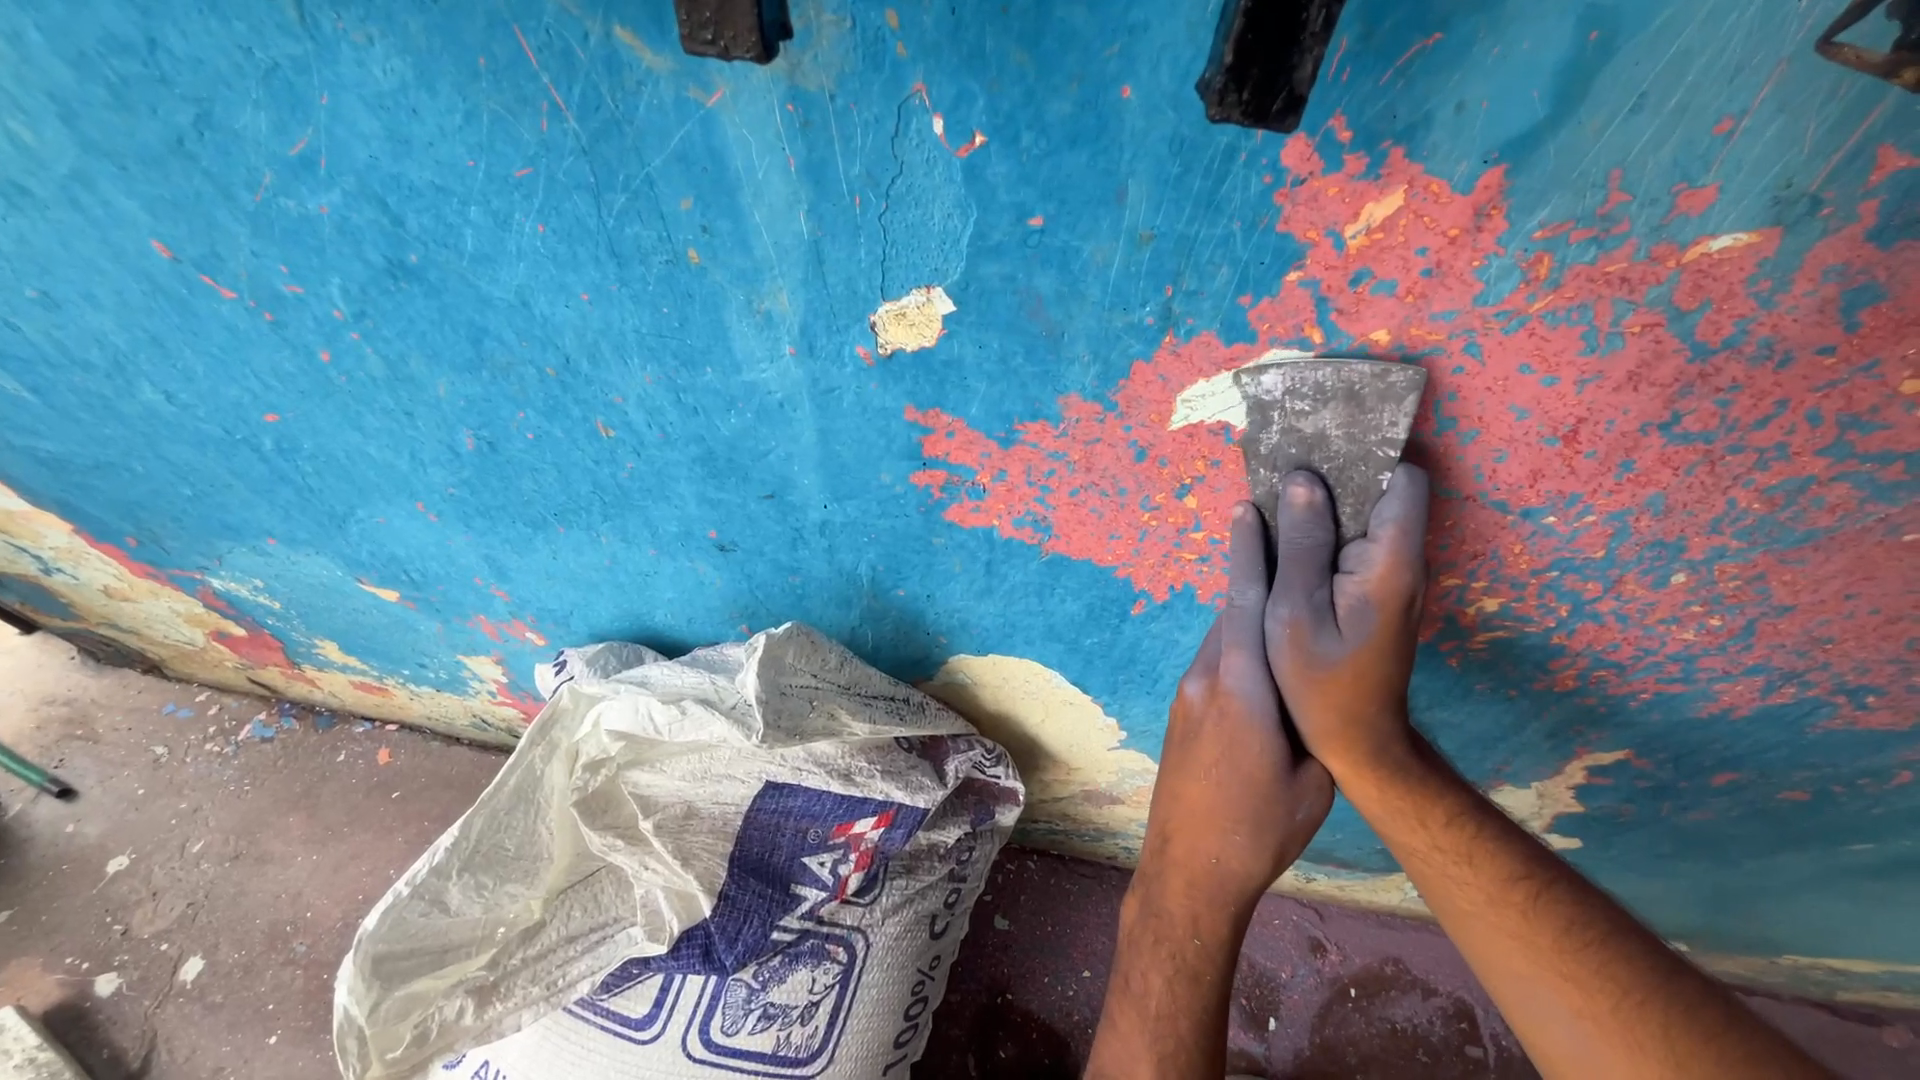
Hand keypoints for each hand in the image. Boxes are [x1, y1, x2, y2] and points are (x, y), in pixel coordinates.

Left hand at [1138, 501, 1334, 911]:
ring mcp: (1187, 695)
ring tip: (1271, 574)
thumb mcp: (1311, 778)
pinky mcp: (1180, 711)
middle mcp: (1206, 680)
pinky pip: (1211, 659)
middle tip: (1269, 521)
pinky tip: (1254, 641)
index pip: (1245, 605)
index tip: (1250, 509)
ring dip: (1242, 605)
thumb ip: (1310, 721)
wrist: (1188, 864)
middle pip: (1229, 611)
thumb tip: (1313, 687)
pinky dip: (1232, 638)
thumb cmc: (1260, 827)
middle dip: (1249, 568)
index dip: (1249, 555)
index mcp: (1243, 689)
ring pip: (1219, 635)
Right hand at [1263, 465, 1429, 781]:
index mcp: (1391, 561)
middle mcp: (1403, 562)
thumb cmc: (1319, 683)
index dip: (1363, 456)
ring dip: (1321, 508)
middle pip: (1379, 493)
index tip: (1314, 451)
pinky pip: (1353, 546)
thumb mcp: (1295, 612)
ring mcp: (1393, 578)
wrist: (1357, 741)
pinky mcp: (1377, 592)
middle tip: (1277, 477)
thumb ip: (1300, 544)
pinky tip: (1284, 543)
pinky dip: (1321, 536)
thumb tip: (1301, 479)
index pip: (1402, 479)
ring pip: (1363, 519)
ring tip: (1272, 504)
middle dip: (1332, 478)